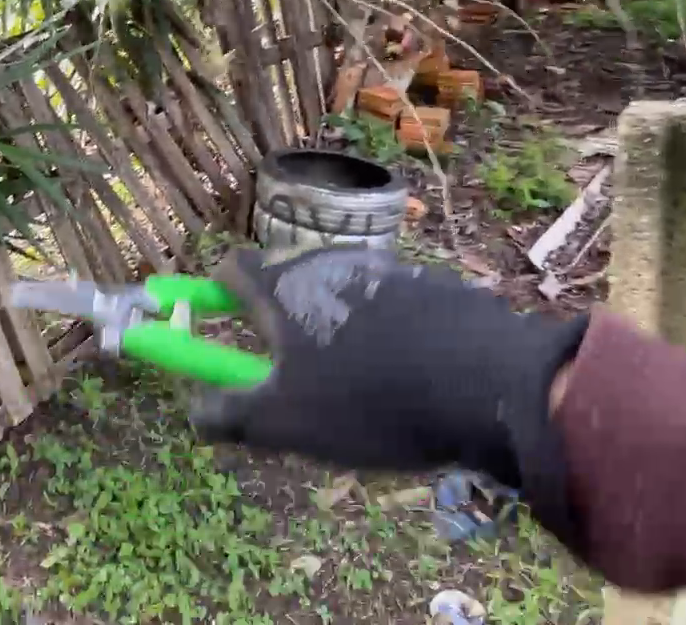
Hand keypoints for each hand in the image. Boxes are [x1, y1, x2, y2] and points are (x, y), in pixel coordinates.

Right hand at [190, 248, 585, 535]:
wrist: (493, 387)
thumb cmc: (371, 401)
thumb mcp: (286, 423)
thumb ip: (227, 414)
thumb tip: (192, 410)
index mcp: (282, 287)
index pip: (231, 267)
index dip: (221, 293)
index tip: (228, 322)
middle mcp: (324, 262)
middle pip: (285, 279)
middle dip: (282, 317)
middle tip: (298, 368)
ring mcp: (380, 267)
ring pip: (337, 290)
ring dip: (333, 320)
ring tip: (362, 377)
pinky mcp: (429, 281)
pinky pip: (387, 299)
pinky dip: (384, 324)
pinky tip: (412, 369)